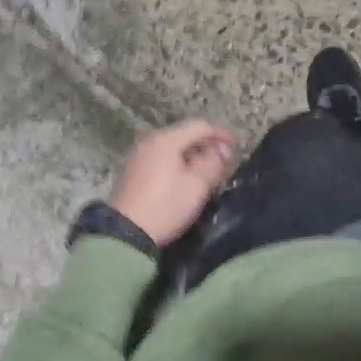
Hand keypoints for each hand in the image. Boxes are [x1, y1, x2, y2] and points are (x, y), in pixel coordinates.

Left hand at [108, 120, 236, 246]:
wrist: (125, 234)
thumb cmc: (166, 206)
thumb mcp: (196, 185)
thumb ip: (213, 162)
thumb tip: (223, 148)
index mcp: (166, 139)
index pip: (199, 126)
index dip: (220, 134)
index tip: (235, 148)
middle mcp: (150, 139)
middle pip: (184, 134)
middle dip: (206, 145)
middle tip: (222, 162)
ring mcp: (138, 154)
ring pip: (172, 146)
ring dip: (192, 155)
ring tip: (206, 172)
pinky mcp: (132, 169)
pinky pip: (161, 157)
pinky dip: (177, 163)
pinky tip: (184, 179)